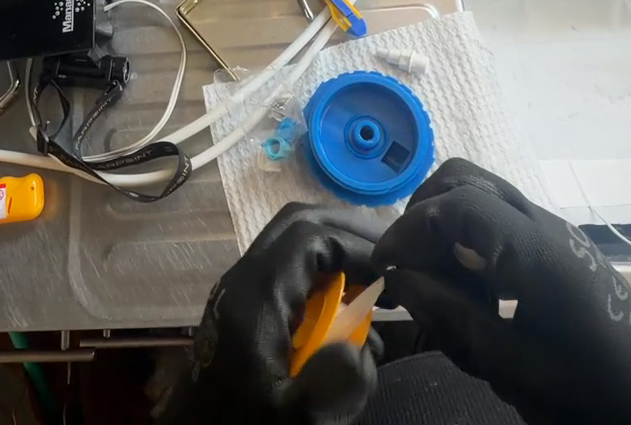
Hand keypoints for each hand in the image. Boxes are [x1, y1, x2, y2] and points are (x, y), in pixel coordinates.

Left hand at [169, 203, 384, 424]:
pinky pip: (284, 269)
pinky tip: (345, 305)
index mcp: (255, 298)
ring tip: (372, 275)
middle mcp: (244, 280)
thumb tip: (362, 345)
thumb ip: (335, 382)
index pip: (308, 238)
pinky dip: (319, 272)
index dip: (354, 245)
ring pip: (288, 242)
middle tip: (387, 252)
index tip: (389, 272)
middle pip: (296, 224)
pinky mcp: (244, 306)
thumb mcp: (295, 420)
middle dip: (345, 230)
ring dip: (332, 248)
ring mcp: (241, 290)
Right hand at [372, 159, 630, 424]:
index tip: (384, 264)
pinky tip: (470, 283)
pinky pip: (500, 217)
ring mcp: (553, 231)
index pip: (455, 206)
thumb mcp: (512, 365)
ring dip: (446, 219)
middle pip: (466, 179)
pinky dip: (470, 234)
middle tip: (405, 256)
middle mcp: (542, 224)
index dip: (410, 229)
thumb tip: (401, 277)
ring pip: (482, 192)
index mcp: (533, 250)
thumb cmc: (591, 391)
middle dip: (423, 209)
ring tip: (434, 272)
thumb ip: (450, 314)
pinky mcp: (559, 246)